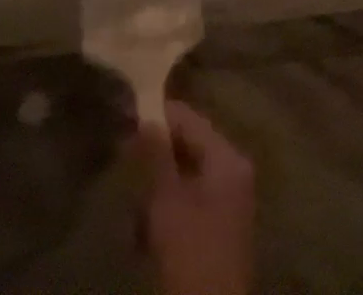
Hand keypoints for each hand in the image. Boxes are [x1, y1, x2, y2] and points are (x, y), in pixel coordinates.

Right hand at [140, 101, 255, 294]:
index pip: (191, 120)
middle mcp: (235, 172)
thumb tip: (148, 117)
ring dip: (159, 185)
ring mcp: (231, 199)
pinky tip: (148, 228)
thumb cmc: (189, 246)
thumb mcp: (166, 196)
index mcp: (227, 159)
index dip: (159, 115)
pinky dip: (169, 205)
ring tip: (138, 204)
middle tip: (127, 158)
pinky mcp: (222, 224)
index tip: (128, 115)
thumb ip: (157, 152)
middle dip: (157, 155)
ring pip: (187, 174)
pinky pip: (191, 199)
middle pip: (190, 146)